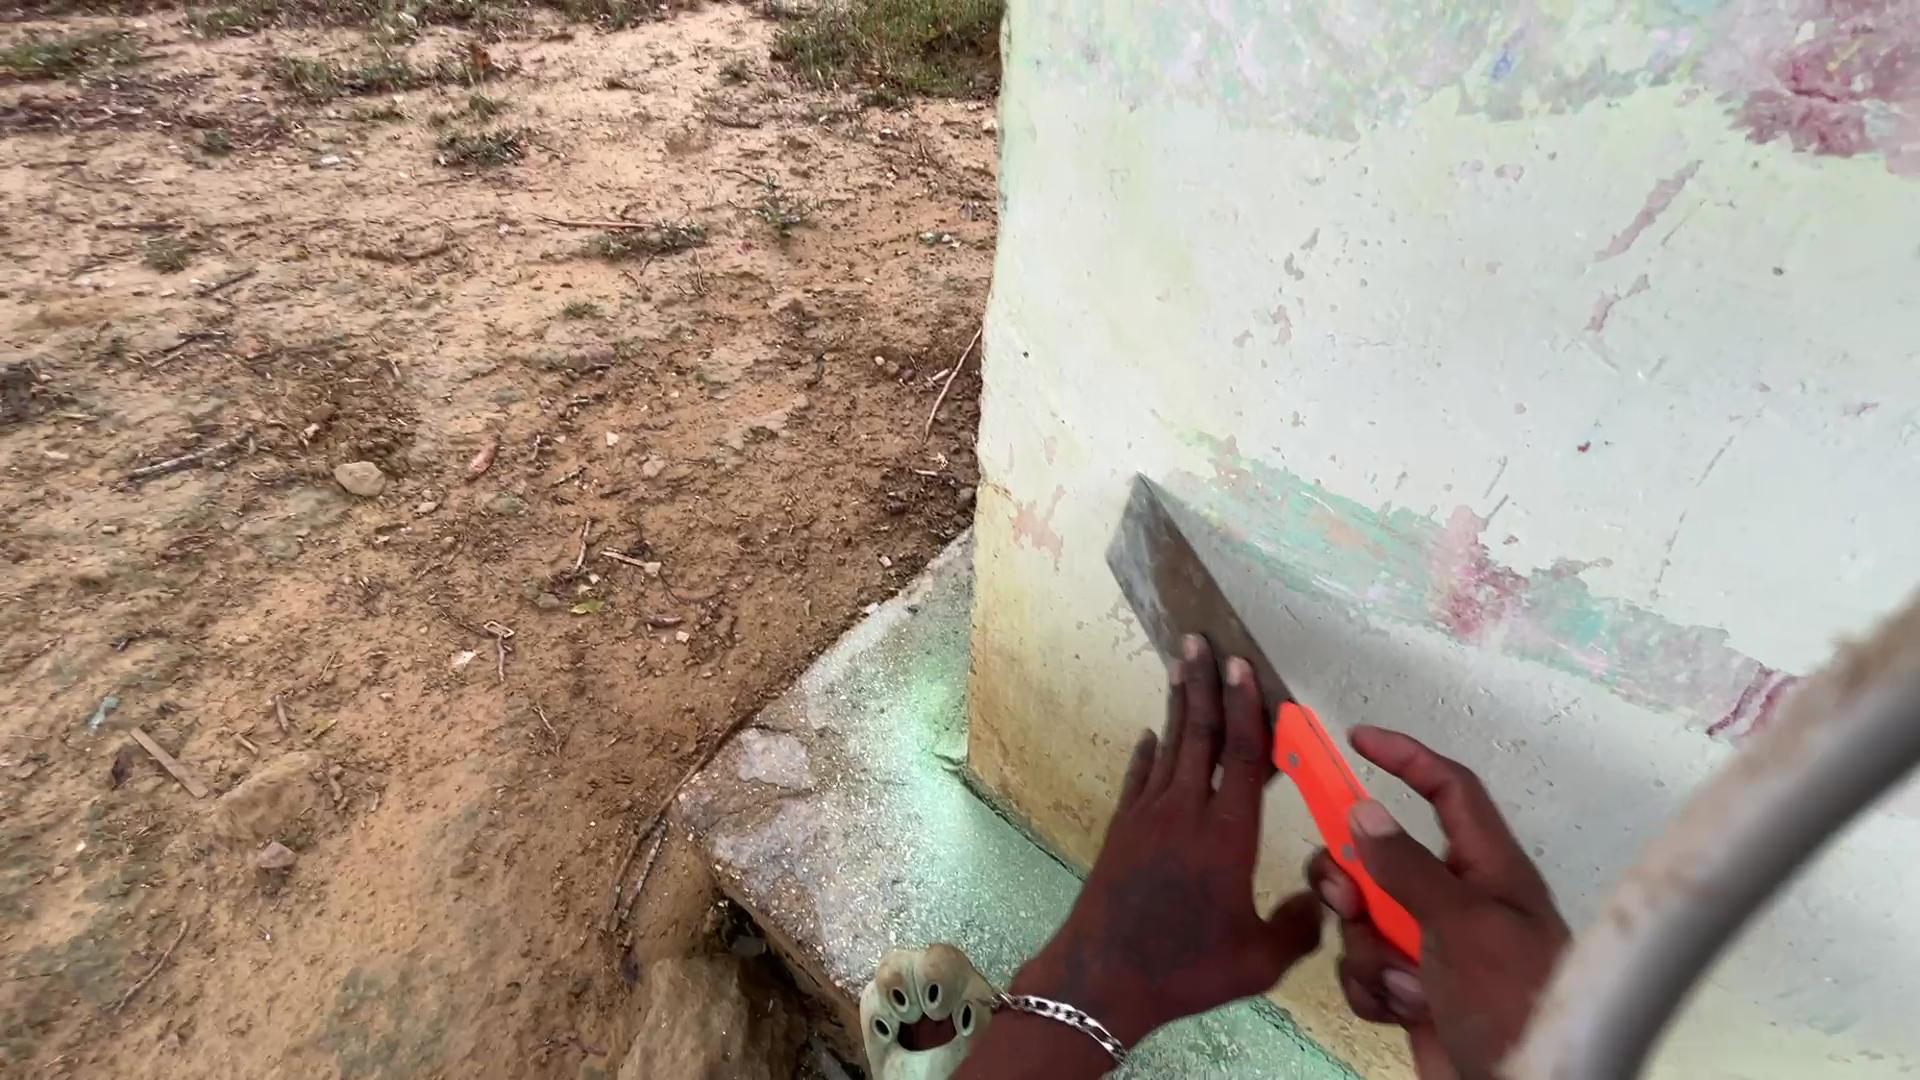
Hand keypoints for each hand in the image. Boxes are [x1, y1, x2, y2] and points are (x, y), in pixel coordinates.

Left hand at [1010, 635, 1322, 1046]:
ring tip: (1180, 664)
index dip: (1248, 707)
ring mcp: (1148, 813)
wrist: (1105, 973)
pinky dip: (1148, 752)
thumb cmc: (1188, 968)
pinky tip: (1151, 735)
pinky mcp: (1122, 825)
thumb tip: (1325, 893)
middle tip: (1202, 639)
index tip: (1244, 667)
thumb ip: (1300, 922)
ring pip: (1170, 746)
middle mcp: (1187, 810)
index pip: (1244, 756)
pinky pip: (1139, 776)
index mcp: (1228, 835)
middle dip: (1204, 683)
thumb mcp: (1260, 960)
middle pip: (1201, 733)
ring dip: (1178, 703)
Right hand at [1308, 726, 1568, 1079]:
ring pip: (1358, 911)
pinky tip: (1400, 1011)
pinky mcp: (1406, 985)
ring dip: (1367, 948)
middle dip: (1349, 877)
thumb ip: (1407, 865)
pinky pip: (1358, 960)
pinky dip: (1370, 985)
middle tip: (1345, 898)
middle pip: (1375, 852)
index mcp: (1488, 872)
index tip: (1356, 737)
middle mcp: (1453, 900)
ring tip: (1400, 983)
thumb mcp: (1466, 926)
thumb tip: (1360, 810)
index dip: (1405, 756)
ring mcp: (1426, 943)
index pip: (1448, 790)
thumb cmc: (1515, 1009)